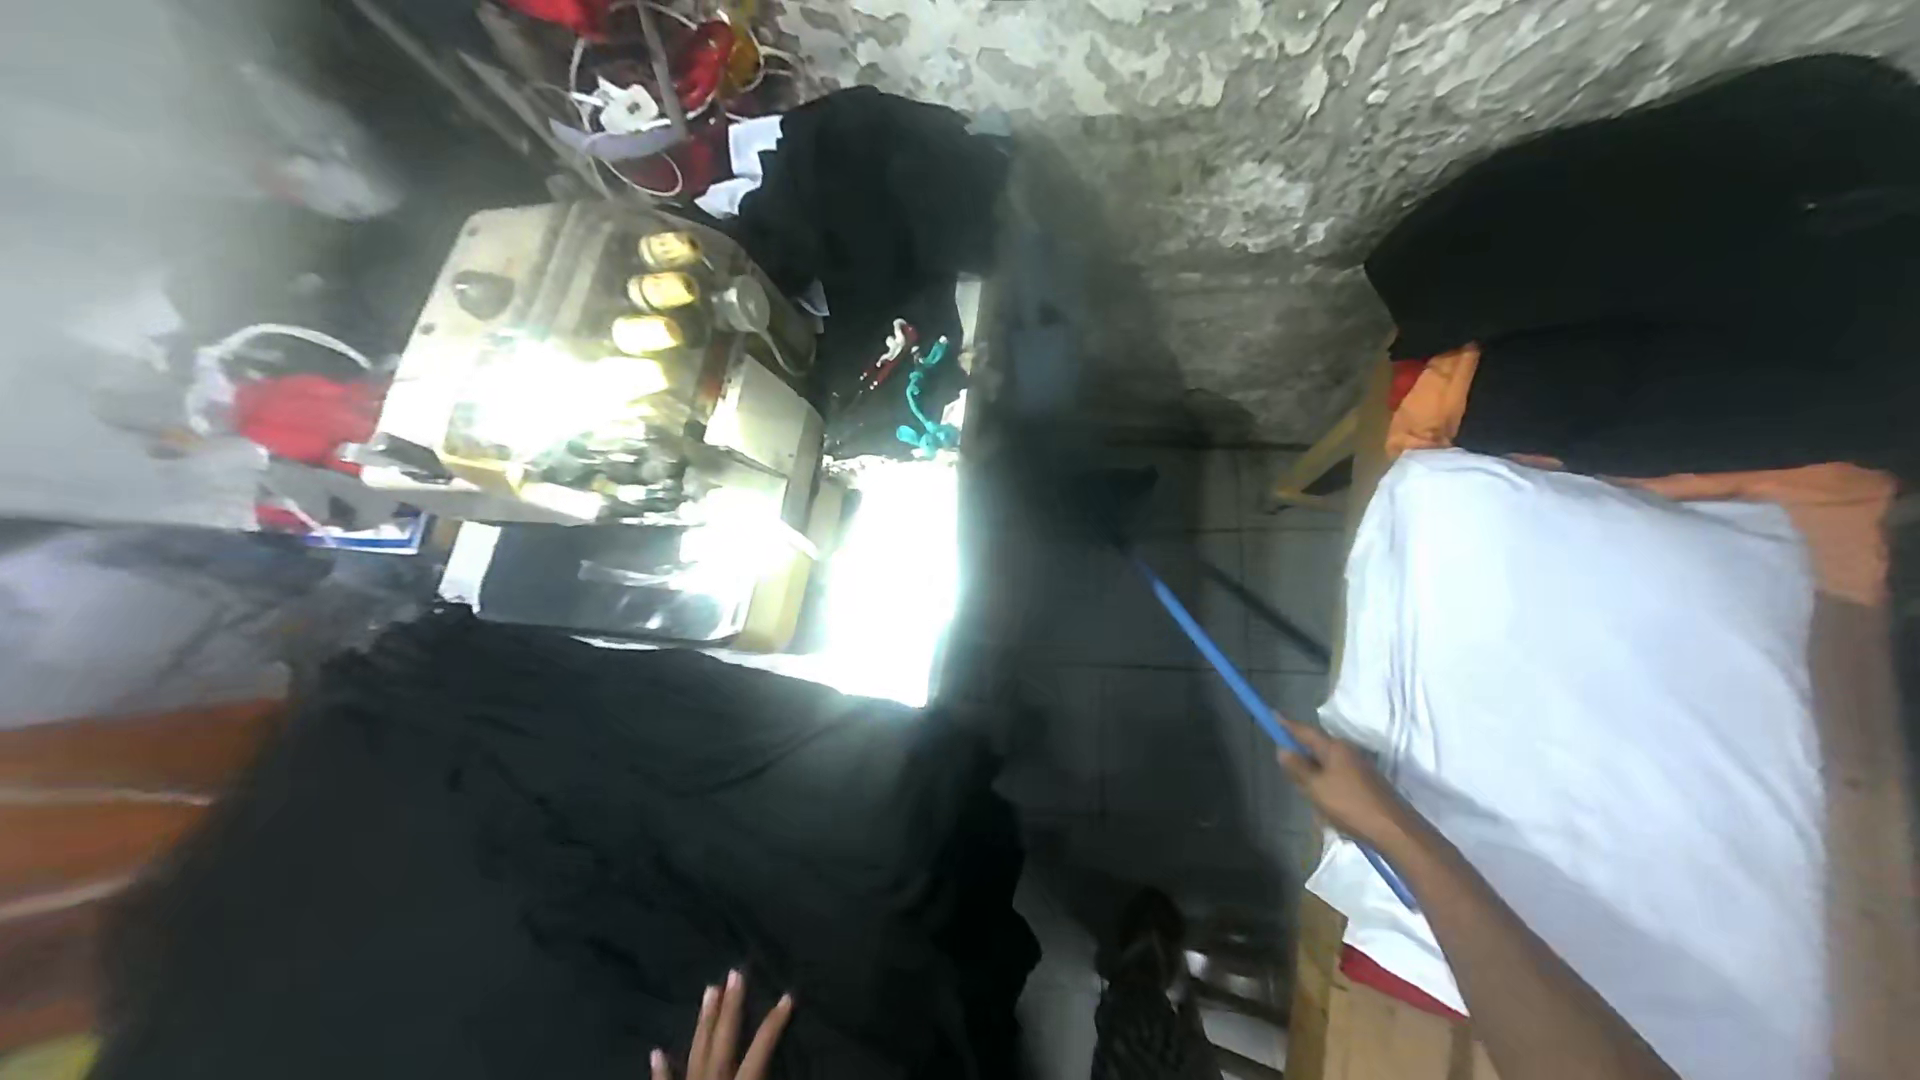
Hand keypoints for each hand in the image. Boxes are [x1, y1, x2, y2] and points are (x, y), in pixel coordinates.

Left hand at [653, 970, 793, 1079]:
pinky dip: (661, 1070)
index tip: (788, 995)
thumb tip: (793, 1065)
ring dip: (704, 1023)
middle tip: (735, 972)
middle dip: (731, 1006)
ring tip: (710, 990)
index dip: (774, 1022)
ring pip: (696, 1053)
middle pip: (723, 1040)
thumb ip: (774, 1076)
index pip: (760, 1048)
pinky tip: (656, 1051)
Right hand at [1274, 716, 1423, 855]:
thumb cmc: (1351, 805)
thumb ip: (1297, 768)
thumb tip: (1283, 749)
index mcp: (1334, 748)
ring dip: (1316, 780)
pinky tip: (1330, 810)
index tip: (1272, 714)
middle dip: (1302, 760)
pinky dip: (1329, 790)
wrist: (1397, 833)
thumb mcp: (1315, 787)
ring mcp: (1361, 769)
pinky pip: (1339, 781)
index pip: (1305, 731)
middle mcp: (1349, 752)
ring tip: (1313, 802)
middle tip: (1290, 774)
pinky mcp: (1368, 785)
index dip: (1287, 724)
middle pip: (1316, 749)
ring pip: (1327, 768)